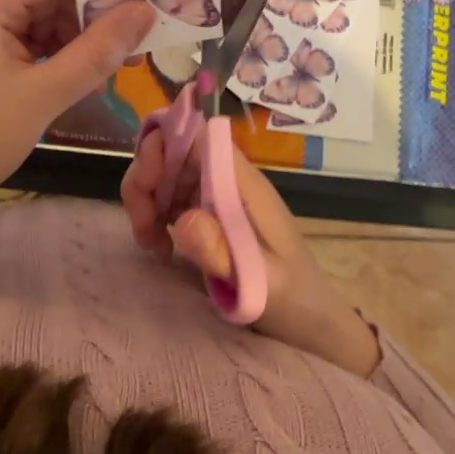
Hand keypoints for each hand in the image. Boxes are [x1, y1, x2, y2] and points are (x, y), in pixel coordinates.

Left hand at [0, 0, 154, 220]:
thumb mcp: (47, 94)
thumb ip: (99, 50)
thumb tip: (146, 11)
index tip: (134, 8)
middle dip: (89, 15)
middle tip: (126, 49)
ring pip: (39, 12)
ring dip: (74, 38)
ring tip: (103, 75)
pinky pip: (23, 34)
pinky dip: (52, 51)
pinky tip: (77, 80)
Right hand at [121, 128, 380, 375]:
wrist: (311, 318)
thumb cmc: (292, 298)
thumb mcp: (260, 282)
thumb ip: (221, 252)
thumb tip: (182, 219)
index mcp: (242, 183)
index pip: (193, 135)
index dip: (161, 148)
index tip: (148, 189)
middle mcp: (226, 178)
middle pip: (169, 152)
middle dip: (143, 183)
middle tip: (143, 230)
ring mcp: (215, 192)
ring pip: (163, 173)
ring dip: (145, 202)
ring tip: (152, 245)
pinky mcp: (208, 210)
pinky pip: (168, 196)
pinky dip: (153, 216)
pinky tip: (161, 248)